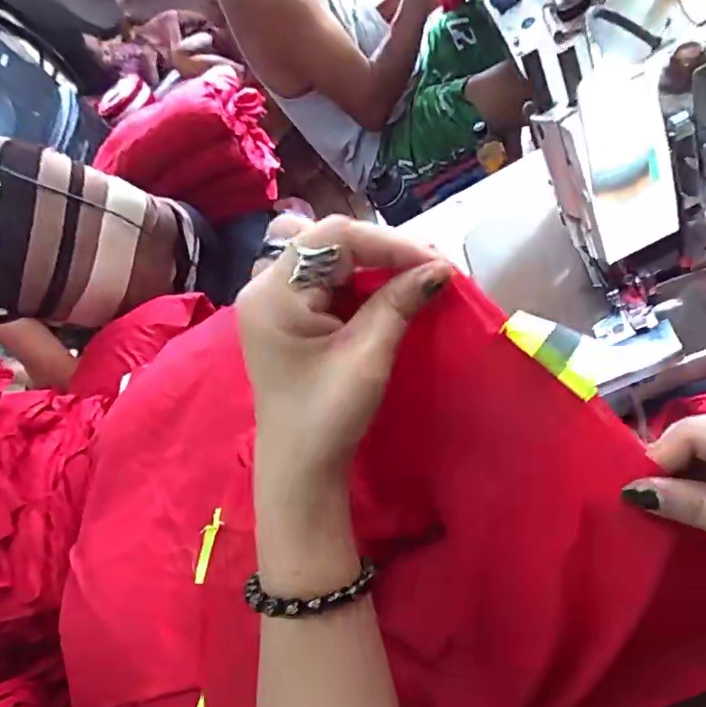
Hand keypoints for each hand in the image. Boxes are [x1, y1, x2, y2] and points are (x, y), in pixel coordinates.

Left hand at [238, 216, 452, 496]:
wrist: (301, 468)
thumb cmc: (327, 417)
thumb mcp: (366, 356)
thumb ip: (399, 303)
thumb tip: (440, 268)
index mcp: (273, 293)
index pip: (333, 238)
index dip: (389, 243)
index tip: (436, 262)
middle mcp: (265, 288)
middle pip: (328, 243)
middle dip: (382, 251)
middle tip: (429, 269)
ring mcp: (274, 303)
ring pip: (328, 260)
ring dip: (373, 266)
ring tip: (415, 278)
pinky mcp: (287, 319)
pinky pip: (325, 284)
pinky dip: (359, 285)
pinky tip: (388, 294)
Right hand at [623, 413, 705, 611]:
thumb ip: (693, 505)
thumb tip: (633, 492)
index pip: (700, 429)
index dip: (659, 455)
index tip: (628, 489)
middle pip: (702, 437)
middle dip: (666, 466)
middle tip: (633, 498)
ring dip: (679, 480)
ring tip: (649, 505)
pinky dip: (697, 491)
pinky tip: (678, 507)